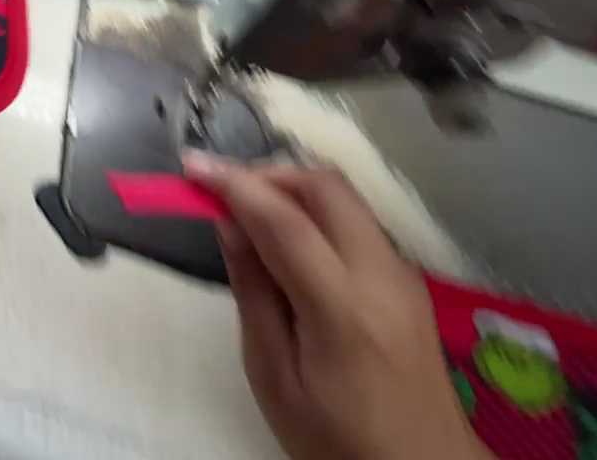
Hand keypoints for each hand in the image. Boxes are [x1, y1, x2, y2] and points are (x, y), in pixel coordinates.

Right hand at [184, 153, 490, 459]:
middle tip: (222, 190)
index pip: (283, 220)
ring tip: (245, 211)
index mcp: (344, 310)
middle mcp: (383, 279)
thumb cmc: (335, 437)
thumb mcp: (272, 372)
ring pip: (344, 198)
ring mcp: (403, 277)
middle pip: (326, 187)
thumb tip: (228, 222)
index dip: (232, 183)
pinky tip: (283, 237)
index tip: (189, 165)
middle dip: (266, 173)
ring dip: (289, 188)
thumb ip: (252, 289)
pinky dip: (312, 209)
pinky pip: (355, 221)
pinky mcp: (407, 282)